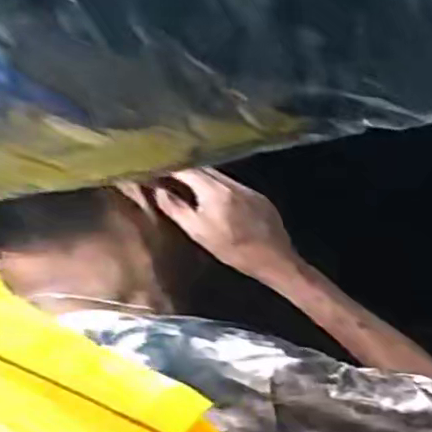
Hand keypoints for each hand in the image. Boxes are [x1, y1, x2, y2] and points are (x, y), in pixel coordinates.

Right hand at [149, 168, 300, 281]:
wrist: (280, 264)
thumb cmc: (237, 251)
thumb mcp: (197, 231)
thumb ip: (173, 205)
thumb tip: (157, 187)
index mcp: (217, 190)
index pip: (183, 167)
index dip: (164, 167)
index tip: (151, 171)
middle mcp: (236, 186)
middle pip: (203, 169)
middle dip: (183, 172)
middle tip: (167, 179)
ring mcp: (253, 193)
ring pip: (220, 178)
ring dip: (203, 181)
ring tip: (189, 190)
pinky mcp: (264, 202)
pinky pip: (236, 188)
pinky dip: (222, 190)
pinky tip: (217, 202)